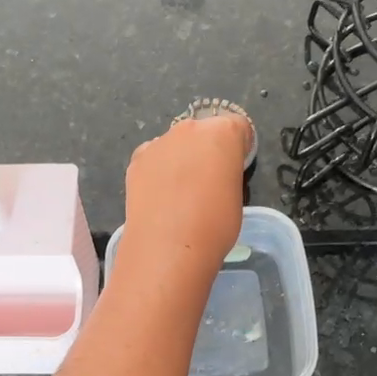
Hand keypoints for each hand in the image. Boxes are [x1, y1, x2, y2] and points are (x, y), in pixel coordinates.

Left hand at [119, 110, 251, 279]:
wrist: (167, 248)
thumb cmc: (214, 226)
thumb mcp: (236, 197)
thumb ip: (227, 174)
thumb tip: (215, 177)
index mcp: (222, 133)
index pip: (238, 127)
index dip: (239, 148)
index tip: (235, 169)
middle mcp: (188, 129)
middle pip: (203, 132)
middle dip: (207, 151)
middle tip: (207, 183)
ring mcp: (158, 143)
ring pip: (175, 146)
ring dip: (180, 161)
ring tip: (180, 196)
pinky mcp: (136, 161)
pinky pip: (154, 160)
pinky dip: (158, 172)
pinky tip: (160, 198)